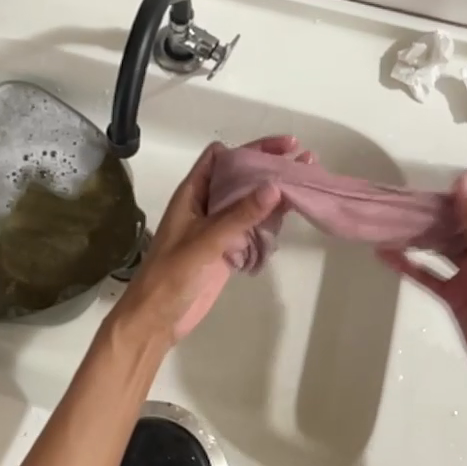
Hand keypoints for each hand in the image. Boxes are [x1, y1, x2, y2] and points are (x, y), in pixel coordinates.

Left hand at [106, 136, 304, 347]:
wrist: (157, 318)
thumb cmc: (172, 275)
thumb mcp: (206, 241)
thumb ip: (239, 215)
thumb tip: (275, 185)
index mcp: (192, 193)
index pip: (221, 157)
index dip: (250, 147)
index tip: (283, 147)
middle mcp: (206, 205)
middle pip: (241, 176)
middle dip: (270, 167)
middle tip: (306, 161)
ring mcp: (218, 228)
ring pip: (250, 202)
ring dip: (275, 193)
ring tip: (309, 183)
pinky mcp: (228, 250)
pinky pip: (253, 227)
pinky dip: (271, 220)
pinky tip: (294, 213)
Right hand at [377, 174, 466, 393]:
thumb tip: (464, 178)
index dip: (461, 194)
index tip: (430, 182)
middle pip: (460, 225)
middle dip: (433, 212)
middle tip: (399, 200)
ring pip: (441, 247)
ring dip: (419, 235)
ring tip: (387, 220)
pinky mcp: (455, 297)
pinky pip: (428, 275)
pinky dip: (408, 264)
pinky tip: (383, 253)